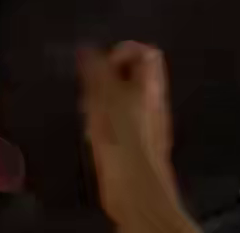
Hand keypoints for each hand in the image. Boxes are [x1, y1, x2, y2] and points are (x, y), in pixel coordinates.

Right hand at [78, 42, 196, 232]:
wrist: (137, 190)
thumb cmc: (122, 136)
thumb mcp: (103, 93)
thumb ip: (94, 67)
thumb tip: (86, 48)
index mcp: (150, 82)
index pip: (145, 51)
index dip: (122, 50)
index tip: (104, 64)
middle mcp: (153, 99)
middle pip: (132, 74)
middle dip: (107, 78)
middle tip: (92, 88)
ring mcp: (148, 122)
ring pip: (124, 98)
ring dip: (103, 100)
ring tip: (90, 112)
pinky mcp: (139, 144)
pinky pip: (122, 121)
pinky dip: (107, 122)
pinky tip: (95, 133)